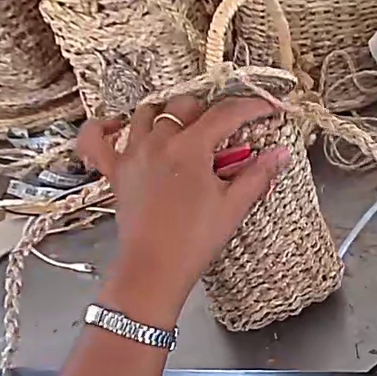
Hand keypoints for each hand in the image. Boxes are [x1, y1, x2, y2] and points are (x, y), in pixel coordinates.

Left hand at [77, 94, 286, 327]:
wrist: (155, 269)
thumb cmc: (194, 241)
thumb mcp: (233, 206)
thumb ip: (258, 174)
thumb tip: (281, 154)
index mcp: (189, 149)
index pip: (225, 114)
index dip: (251, 107)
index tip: (265, 108)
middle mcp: (157, 143)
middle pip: (184, 105)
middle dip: (210, 112)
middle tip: (228, 132)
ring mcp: (132, 155)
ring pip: (147, 112)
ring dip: (169, 114)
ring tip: (187, 130)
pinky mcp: (116, 172)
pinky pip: (95, 139)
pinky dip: (104, 127)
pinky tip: (118, 125)